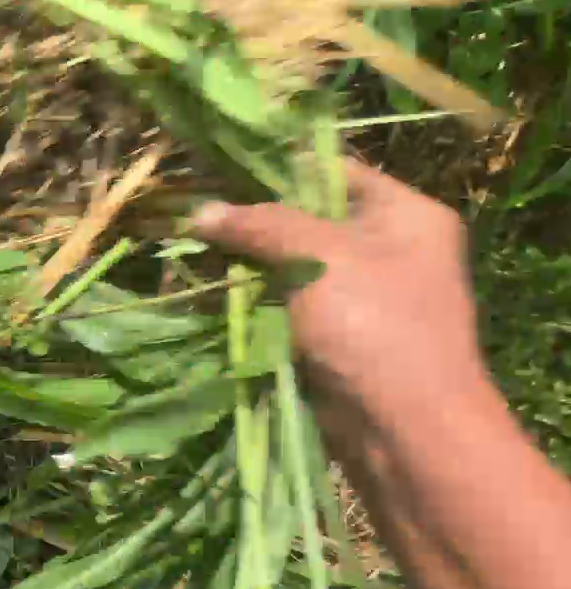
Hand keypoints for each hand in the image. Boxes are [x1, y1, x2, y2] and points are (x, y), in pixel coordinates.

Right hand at [190, 161, 489, 419]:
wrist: (399, 420)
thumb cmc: (375, 326)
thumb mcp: (321, 258)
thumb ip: (260, 225)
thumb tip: (199, 211)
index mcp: (401, 216)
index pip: (328, 169)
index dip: (270, 167)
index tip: (209, 170)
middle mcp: (378, 244)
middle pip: (296, 213)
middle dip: (241, 217)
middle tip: (188, 216)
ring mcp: (348, 287)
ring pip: (277, 256)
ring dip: (234, 257)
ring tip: (187, 252)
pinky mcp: (320, 323)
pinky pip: (271, 293)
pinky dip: (238, 290)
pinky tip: (203, 288)